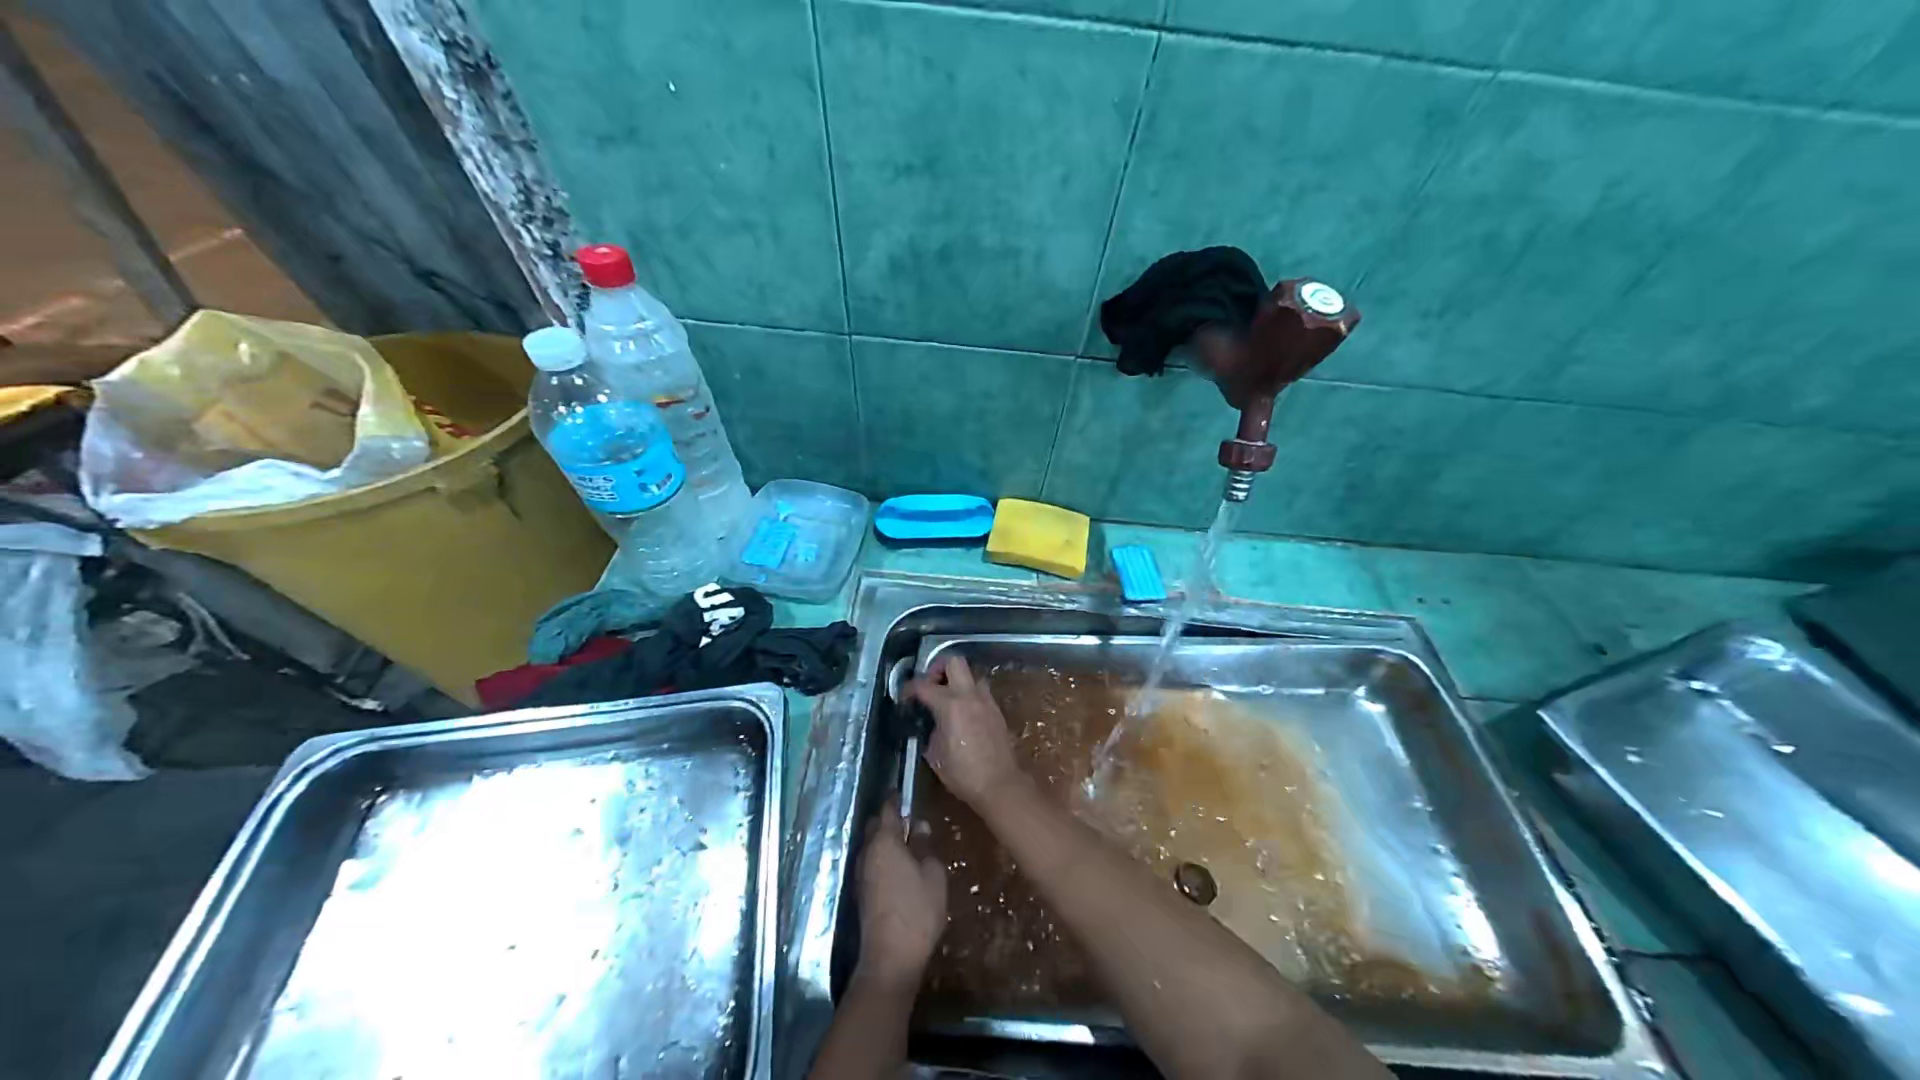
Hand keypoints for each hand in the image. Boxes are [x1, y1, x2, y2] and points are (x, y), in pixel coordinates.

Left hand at [856, 797, 946, 986]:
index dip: (897, 799)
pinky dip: (884, 857)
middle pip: (876, 826)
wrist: (890, 957)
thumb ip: (924, 846)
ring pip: (873, 845)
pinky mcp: (862, 892)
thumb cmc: (917, 910)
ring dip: (887, 840)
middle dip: (890, 818)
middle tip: (911, 818)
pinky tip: (901, 867)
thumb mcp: (933, 874)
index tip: (906, 792)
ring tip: (909, 843)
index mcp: (884, 842)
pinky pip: (872, 862)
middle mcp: (867, 852)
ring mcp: (861, 873)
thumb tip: (918, 827)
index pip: (888, 809)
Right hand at [906, 654, 1024, 805]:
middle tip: (931, 685)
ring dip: (957, 681)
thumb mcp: (935, 754)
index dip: (909, 688)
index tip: (904, 697)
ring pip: (971, 674)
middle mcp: (969, 696)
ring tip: (948, 699)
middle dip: (938, 668)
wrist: (1000, 784)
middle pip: (953, 661)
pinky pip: (981, 692)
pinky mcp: (997, 711)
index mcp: (950, 705)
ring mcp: (986, 701)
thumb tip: (931, 724)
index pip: (923, 686)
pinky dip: (969, 695)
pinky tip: (964, 714)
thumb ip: (931, 731)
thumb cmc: (963, 773)